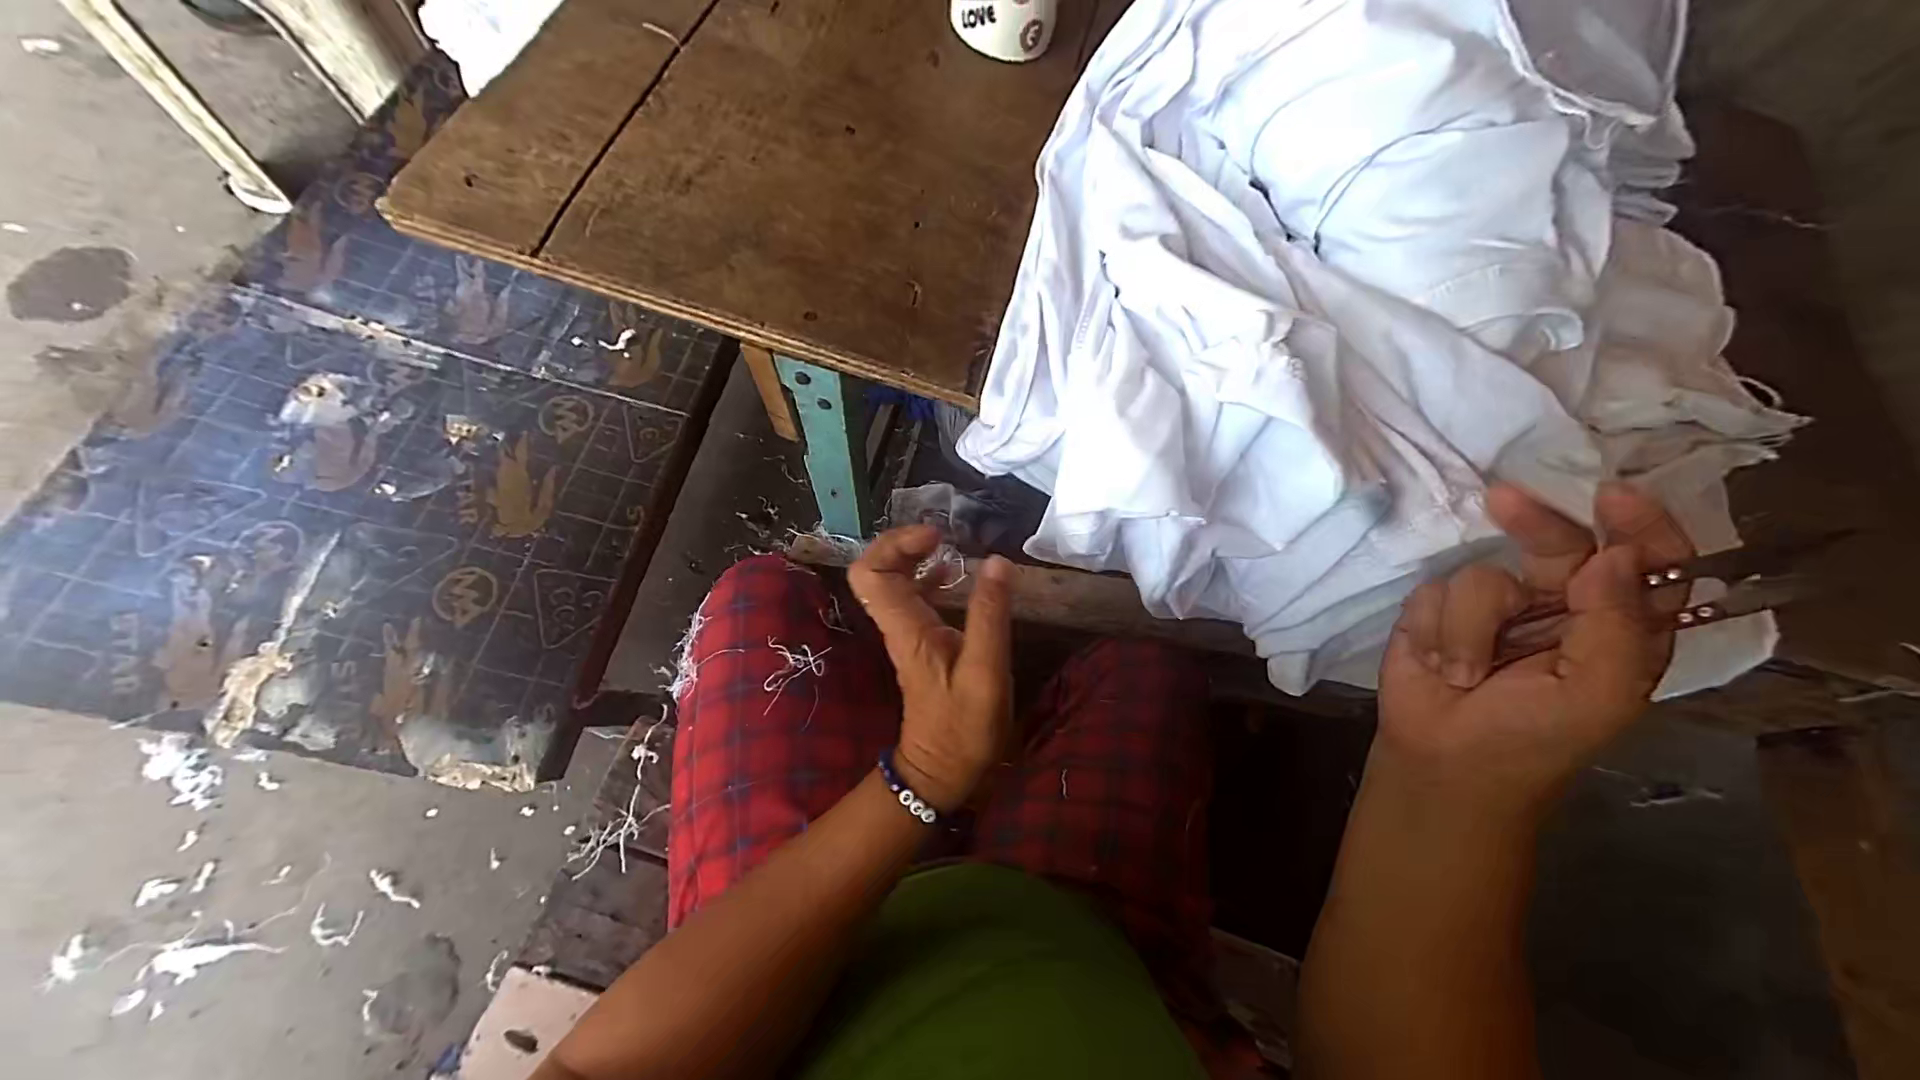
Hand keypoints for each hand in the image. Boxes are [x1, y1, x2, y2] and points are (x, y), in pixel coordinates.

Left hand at [848, 525, 1014, 810]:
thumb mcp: (986, 672)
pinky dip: (930, 578)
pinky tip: (957, 577)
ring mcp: (907, 633)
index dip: (895, 544)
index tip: (936, 537)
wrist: (942, 771)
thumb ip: (990, 615)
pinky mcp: (921, 642)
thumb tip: (996, 562)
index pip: (871, 573)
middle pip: (877, 570)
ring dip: (916, 558)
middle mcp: (898, 625)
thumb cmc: (964, 727)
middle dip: (904, 544)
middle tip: (943, 536)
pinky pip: (914, 597)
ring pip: (894, 582)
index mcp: (905, 628)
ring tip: (952, 548)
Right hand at [1376, 482, 1693, 817]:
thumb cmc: (1533, 739)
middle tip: (1503, 499)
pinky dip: (1432, 630)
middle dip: (1534, 524)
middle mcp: (1557, 606)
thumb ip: (1617, 627)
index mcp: (1618, 626)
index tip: (1611, 496)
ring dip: (1467, 628)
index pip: (1645, 562)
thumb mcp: (1598, 694)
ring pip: (1481, 575)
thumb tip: (1612, 554)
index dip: (1638, 525)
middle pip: (1558, 545)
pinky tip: (1435, 662)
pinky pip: (1432, 593)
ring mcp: (1491, 608)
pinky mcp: (1434, 611)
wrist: (1442, 760)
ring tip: (1462, 673)